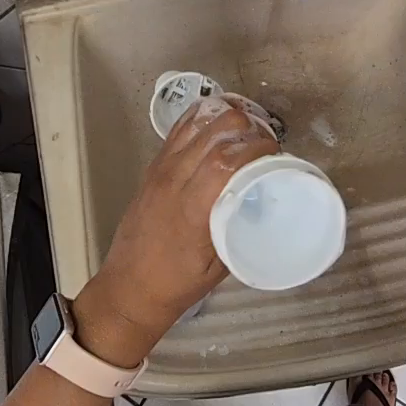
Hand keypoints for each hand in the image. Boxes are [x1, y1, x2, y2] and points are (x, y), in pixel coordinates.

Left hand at [73, 96, 279, 366]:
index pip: (226, 159)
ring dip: (224, 117)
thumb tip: (262, 196)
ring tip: (246, 127)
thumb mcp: (221, 263)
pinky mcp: (152, 168)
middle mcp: (174, 181)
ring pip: (194, 124)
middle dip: (246, 126)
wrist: (129, 288)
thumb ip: (239, 224)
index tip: (275, 150)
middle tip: (265, 139)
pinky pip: (177, 132)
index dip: (255, 146)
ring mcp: (159, 170)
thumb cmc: (178, 283)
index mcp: (193, 208)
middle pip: (213, 132)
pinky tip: (217, 121)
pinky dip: (200, 119)